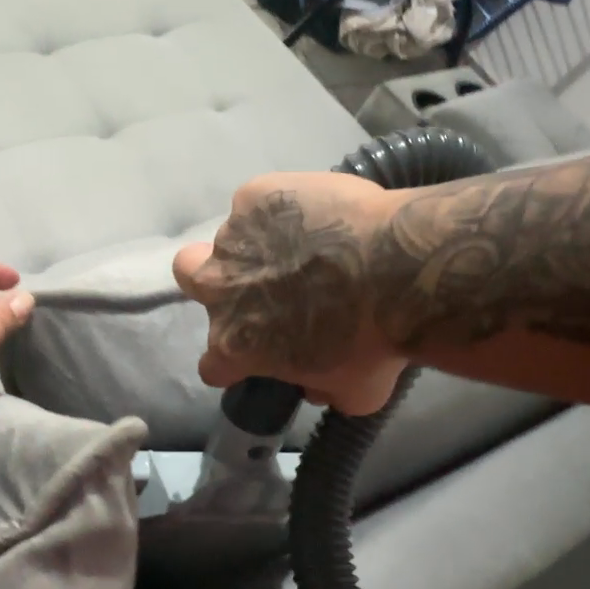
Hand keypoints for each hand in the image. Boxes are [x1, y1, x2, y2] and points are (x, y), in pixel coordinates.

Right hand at [172, 172, 412, 415]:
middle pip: (189, 275)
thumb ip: (322, 391)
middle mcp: (219, 287)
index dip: (234, 359)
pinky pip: (263, 200)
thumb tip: (317, 387)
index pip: (212, 363)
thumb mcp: (354, 392)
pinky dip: (286, 206)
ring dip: (263, 240)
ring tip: (310, 239)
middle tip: (257, 278)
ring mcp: (233, 235)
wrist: (400, 271)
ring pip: (235, 234)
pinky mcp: (255, 196)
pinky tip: (320, 212)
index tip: (260, 350)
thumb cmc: (377, 342)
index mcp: (233, 343)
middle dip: (213, 277)